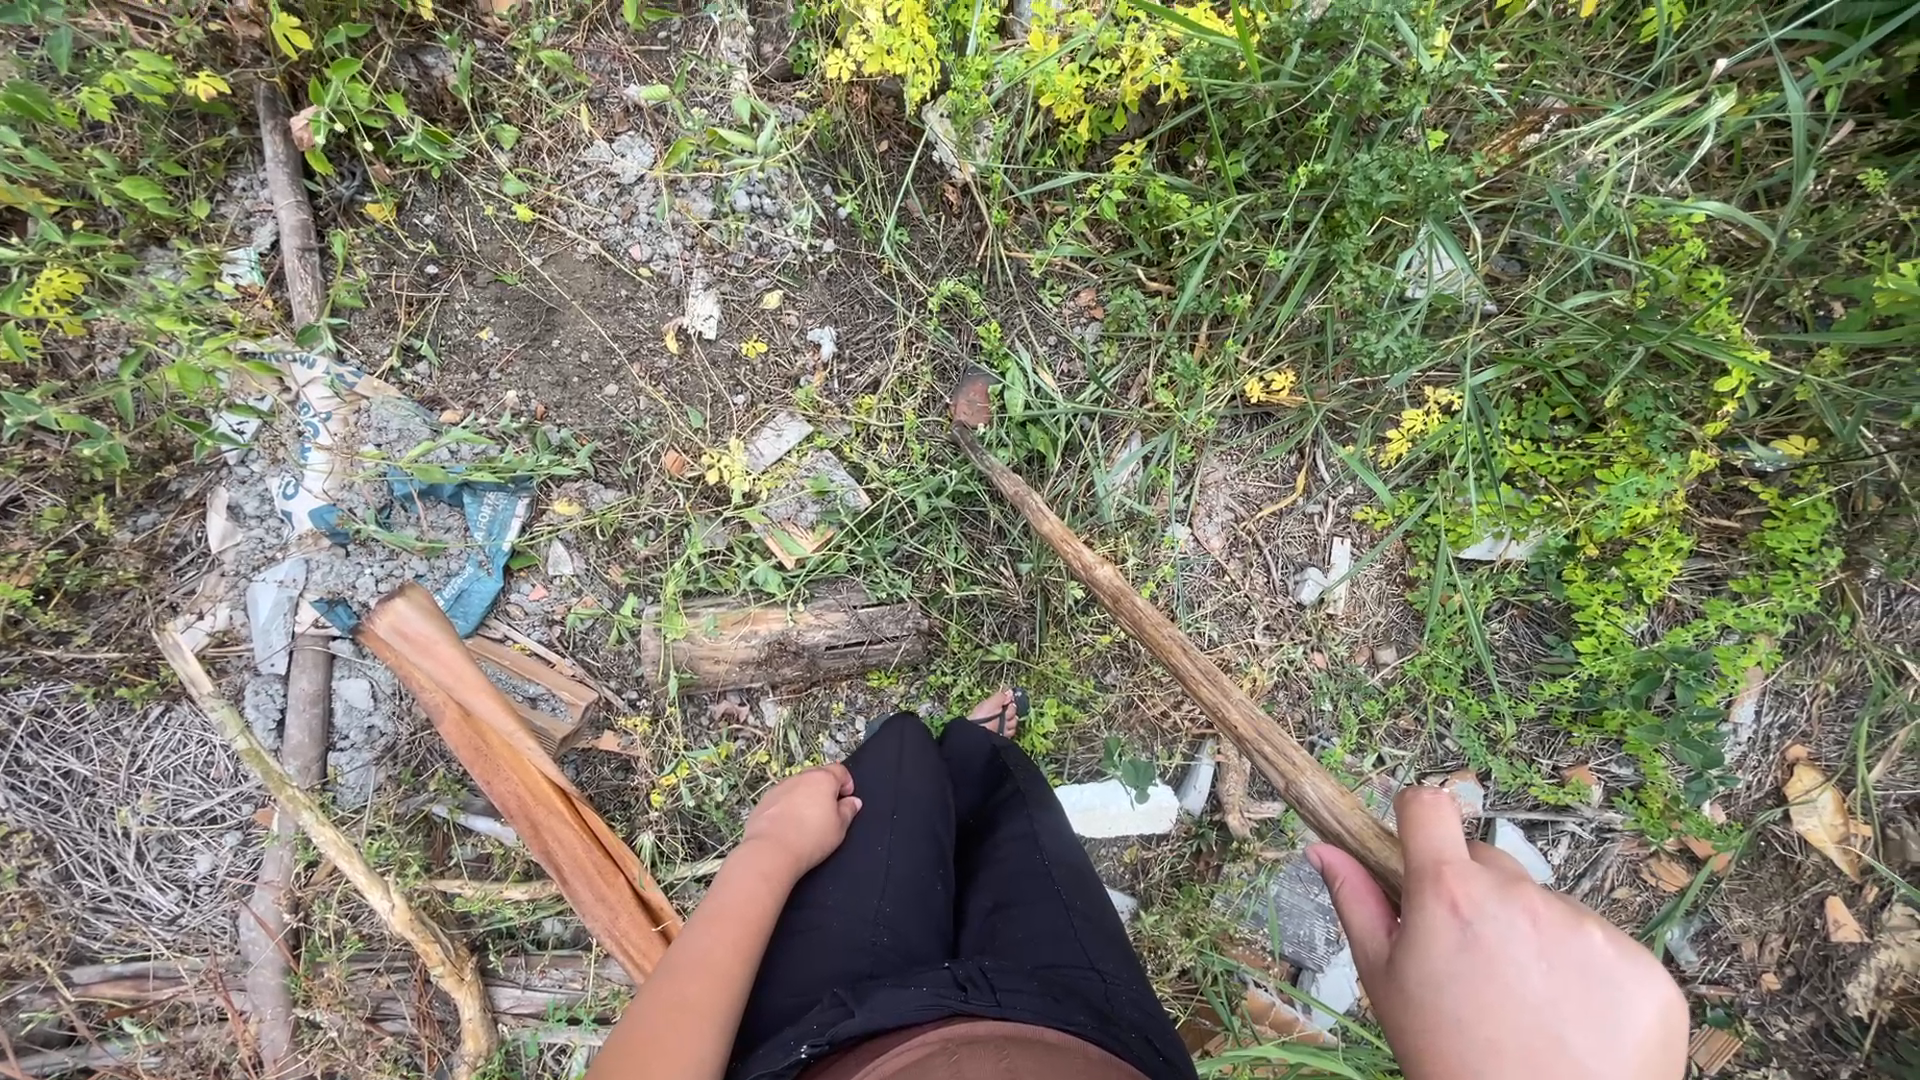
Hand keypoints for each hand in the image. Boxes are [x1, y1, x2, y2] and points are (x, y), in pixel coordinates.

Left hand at [741, 763, 861, 882]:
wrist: (770, 852)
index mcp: (823, 778)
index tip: (847, 798)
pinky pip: (782, 800)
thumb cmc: (809, 839)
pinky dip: (787, 808)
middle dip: (825, 791)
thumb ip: (848, 811)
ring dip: (805, 799)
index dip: (847, 784)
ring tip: (807, 823)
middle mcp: (801, 777)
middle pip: (818, 777)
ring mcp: (780, 788)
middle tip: (829, 813)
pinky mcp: (764, 801)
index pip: (840, 771)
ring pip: (798, 788)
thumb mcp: (840, 828)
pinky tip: (789, 828)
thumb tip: (852, 802)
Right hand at [1310, 787, 1686, 1079]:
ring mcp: (1589, 930)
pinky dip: (1586, 968)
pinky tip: (1574, 1018)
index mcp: (1448, 892)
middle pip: (1486, 861)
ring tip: (1527, 1000)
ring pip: (1544, 903)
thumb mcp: (1383, 978)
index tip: (1418, 845)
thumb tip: (1321, 847)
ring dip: (1530, 931)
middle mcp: (1520, 896)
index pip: (1428, 806)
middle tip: (1471, 957)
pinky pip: (1602, 943)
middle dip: (1473, 892)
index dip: (1417, 817)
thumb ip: (1354, 899)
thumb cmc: (1448, 1057)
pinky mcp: (1645, 968)